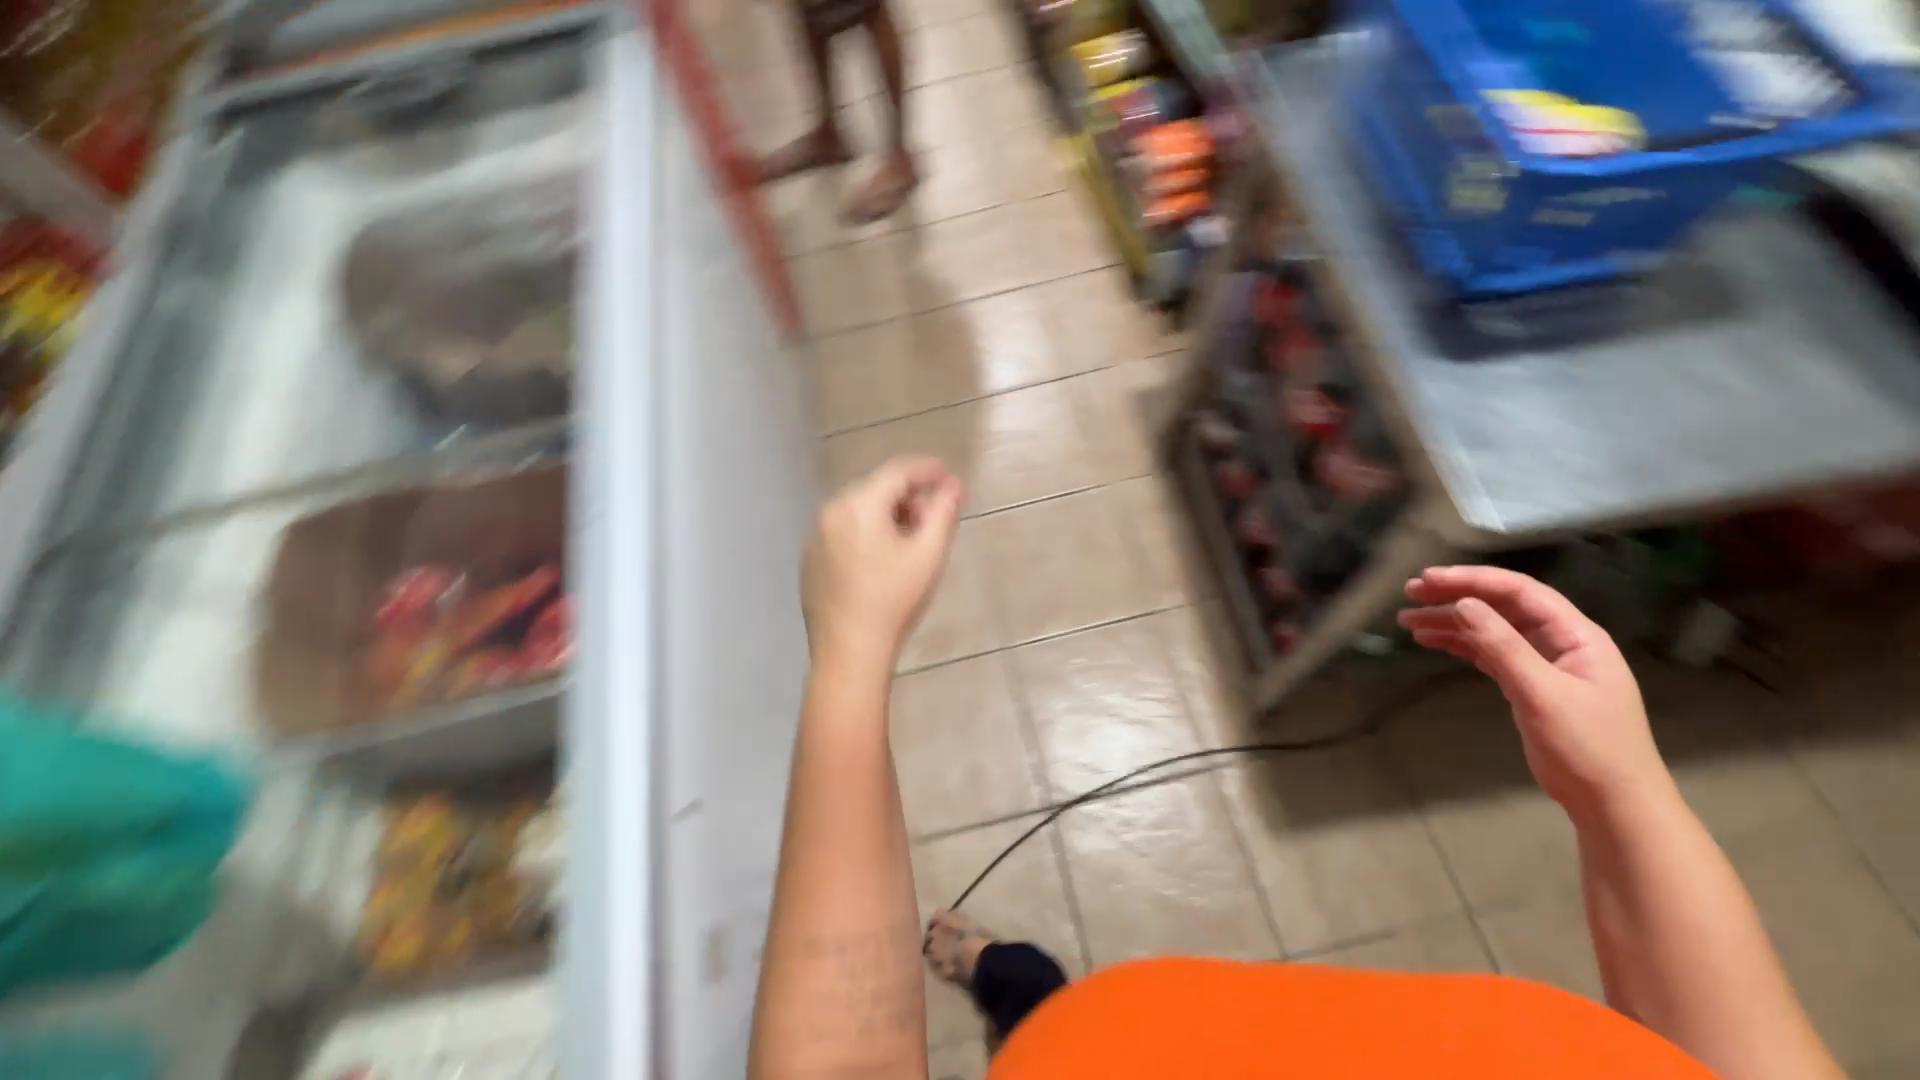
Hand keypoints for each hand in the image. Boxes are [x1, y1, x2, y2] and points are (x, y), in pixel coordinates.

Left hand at [803, 456, 963, 672]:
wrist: (849, 651)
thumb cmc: (894, 601)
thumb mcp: (928, 555)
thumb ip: (943, 513)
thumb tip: (952, 487)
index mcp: (858, 506)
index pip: (897, 472)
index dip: (926, 470)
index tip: (948, 476)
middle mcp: (830, 513)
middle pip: (876, 490)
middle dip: (908, 497)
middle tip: (935, 519)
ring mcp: (815, 537)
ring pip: (858, 512)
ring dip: (888, 516)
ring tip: (912, 542)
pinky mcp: (811, 561)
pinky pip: (843, 534)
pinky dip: (866, 535)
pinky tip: (883, 563)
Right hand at [1398, 566, 1673, 822]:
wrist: (1613, 803)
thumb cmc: (1588, 747)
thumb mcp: (1542, 694)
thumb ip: (1503, 646)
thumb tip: (1463, 604)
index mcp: (1576, 635)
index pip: (1519, 592)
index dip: (1472, 580)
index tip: (1428, 581)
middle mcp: (1561, 641)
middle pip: (1502, 606)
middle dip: (1456, 596)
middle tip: (1410, 594)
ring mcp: (1545, 664)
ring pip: (1491, 629)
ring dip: (1451, 622)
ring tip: (1408, 621)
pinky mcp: (1529, 685)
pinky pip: (1490, 653)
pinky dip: (1460, 645)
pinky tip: (1432, 642)